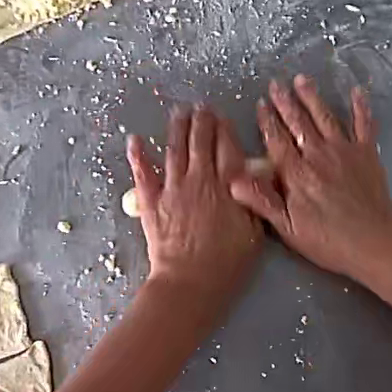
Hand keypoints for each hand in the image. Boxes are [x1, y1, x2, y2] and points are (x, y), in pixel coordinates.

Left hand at [126, 107, 263, 304]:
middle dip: (202, 121)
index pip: (227, 147)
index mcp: (228, 185)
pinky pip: (143, 172)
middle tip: (201, 108)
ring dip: (177, 127)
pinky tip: (135, 139)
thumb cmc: (227, 264)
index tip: (221, 117)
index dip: (224, 129)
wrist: (189, 284)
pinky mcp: (151, 201)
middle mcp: (200, 178)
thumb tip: (256, 172)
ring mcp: (173, 187)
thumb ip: (256, 199)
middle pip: (201, 141)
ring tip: (179, 112)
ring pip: (175, 149)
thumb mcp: (255, 232)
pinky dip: (138, 154)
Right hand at [229, 76, 391, 279]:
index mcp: (296, 173)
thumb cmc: (327, 241)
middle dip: (285, 102)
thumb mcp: (287, 228)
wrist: (374, 243)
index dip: (267, 121)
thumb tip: (232, 180)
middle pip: (297, 123)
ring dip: (312, 97)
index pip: (276, 140)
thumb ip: (261, 201)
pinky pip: (363, 125)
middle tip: (276, 84)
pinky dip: (360, 107)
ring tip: (302, 79)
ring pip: (324, 117)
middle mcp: (318, 155)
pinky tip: (357, 91)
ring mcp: (344, 151)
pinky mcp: (367, 154)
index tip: (260, 103)